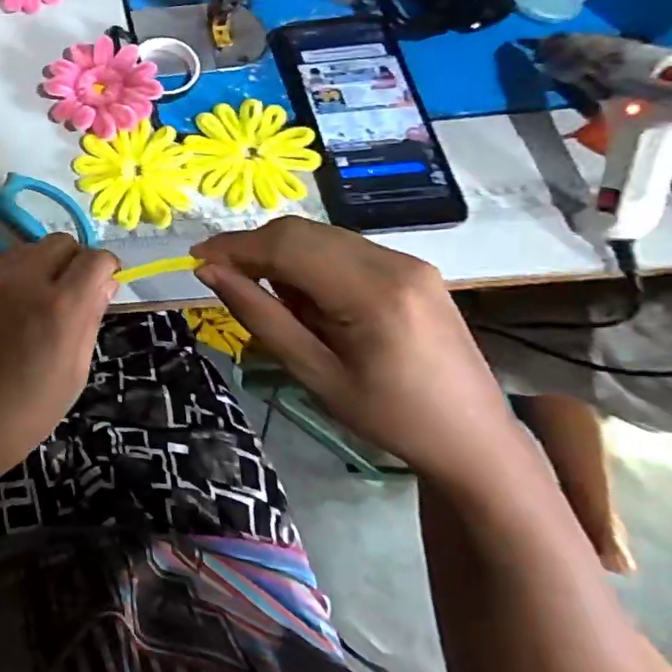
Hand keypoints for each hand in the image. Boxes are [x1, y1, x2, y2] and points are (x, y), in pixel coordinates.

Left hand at [0, 234, 118, 488]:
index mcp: (60, 307)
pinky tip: (12, 304)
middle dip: (76, 260)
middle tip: (75, 293)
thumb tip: (105, 285)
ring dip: (45, 263)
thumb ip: (90, 320)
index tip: (107, 287)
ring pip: (30, 247)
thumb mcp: (74, 373)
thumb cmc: (25, 413)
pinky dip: (17, 272)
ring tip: (42, 299)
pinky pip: (2, 262)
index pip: (95, 259)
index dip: (108, 268)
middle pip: (62, 242)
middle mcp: (25, 281)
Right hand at [191, 217, 517, 482]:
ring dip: (281, 257)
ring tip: (272, 302)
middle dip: (254, 249)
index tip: (196, 259)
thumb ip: (261, 317)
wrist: (475, 439)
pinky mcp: (411, 267)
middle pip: (301, 232)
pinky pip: (342, 249)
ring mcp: (407, 261)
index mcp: (373, 293)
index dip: (235, 247)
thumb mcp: (315, 375)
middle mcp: (394, 262)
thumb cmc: (390, 419)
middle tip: (220, 278)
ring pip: (320, 236)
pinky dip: (310, 264)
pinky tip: (309, 300)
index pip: (287, 247)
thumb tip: (210, 272)